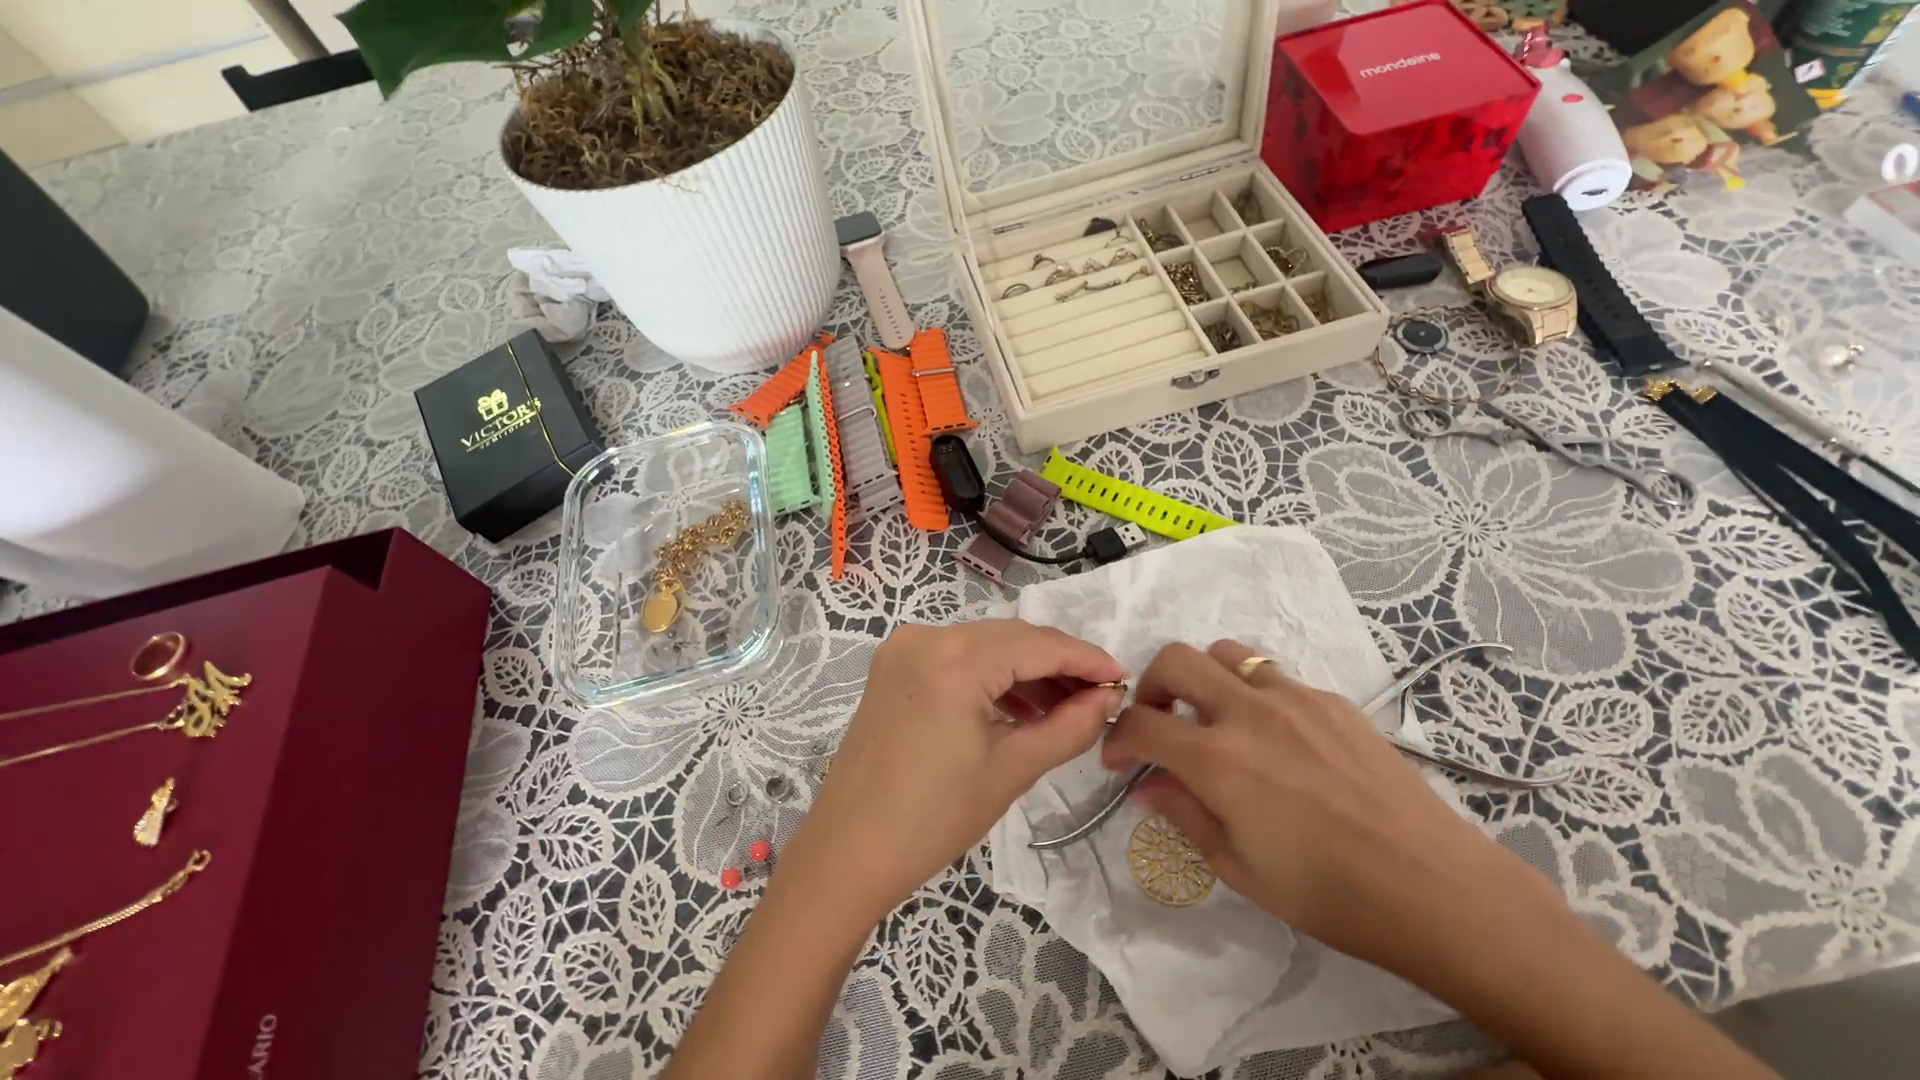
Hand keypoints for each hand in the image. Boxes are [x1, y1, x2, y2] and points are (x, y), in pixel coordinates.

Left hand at [772, 620, 1124, 927]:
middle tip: (1100, 697)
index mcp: (955, 658)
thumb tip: (1108, 698)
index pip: (1039, 644)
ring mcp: (903, 650)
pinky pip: (956, 660)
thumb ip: (1069, 726)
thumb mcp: (1012, 769)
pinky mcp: (892, 670)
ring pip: (984, 647)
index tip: (1125, 678)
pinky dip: (990, 678)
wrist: (848, 853)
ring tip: (1067, 709)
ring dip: (1026, 671)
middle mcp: (926, 637)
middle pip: (1011, 638)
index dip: (1087, 659)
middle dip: (1058, 664)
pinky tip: (1020, 709)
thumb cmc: (934, 817)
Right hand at [1101, 640, 1563, 973]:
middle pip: (1176, 660)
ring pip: (1227, 653)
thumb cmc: (1327, 894)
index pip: (1141, 724)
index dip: (1116, 739)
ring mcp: (1295, 698)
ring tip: (1214, 720)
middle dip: (1150, 687)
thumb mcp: (1239, 867)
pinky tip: (1276, 741)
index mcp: (1218, 760)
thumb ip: (1184, 814)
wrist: (1432, 885)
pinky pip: (1275, 677)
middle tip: (1159, 725)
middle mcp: (1249, 712)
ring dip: (1203, 679)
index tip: (1119, 762)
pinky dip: (1254, 695)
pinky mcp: (1333, 701)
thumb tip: (1147, 785)